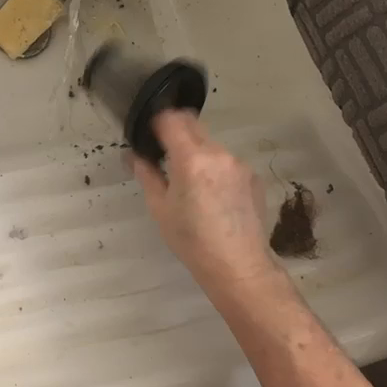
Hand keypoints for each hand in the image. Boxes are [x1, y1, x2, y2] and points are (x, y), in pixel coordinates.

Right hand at [131, 111, 277, 294]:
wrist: (239, 267)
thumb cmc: (192, 241)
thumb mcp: (160, 208)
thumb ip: (146, 174)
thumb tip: (133, 155)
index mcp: (191, 159)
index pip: (171, 119)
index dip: (157, 121)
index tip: (150, 134)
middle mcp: (218, 154)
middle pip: (193, 125)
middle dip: (177, 132)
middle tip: (165, 153)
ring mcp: (239, 164)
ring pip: (211, 143)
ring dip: (197, 151)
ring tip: (191, 181)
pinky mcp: (253, 176)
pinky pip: (227, 161)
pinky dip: (215, 167)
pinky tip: (213, 194)